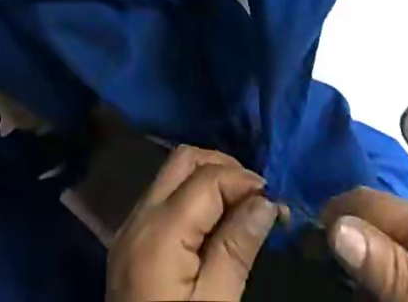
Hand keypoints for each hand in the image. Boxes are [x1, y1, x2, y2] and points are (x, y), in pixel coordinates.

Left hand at [108, 146, 280, 301]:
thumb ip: (236, 248)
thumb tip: (265, 202)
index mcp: (160, 230)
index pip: (205, 178)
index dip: (243, 180)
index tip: (277, 200)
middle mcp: (139, 215)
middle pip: (181, 161)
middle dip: (223, 167)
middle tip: (260, 195)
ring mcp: (130, 226)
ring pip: (170, 174)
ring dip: (207, 177)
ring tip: (244, 205)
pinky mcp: (131, 241)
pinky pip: (162, 196)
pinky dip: (191, 194)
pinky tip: (217, 219)